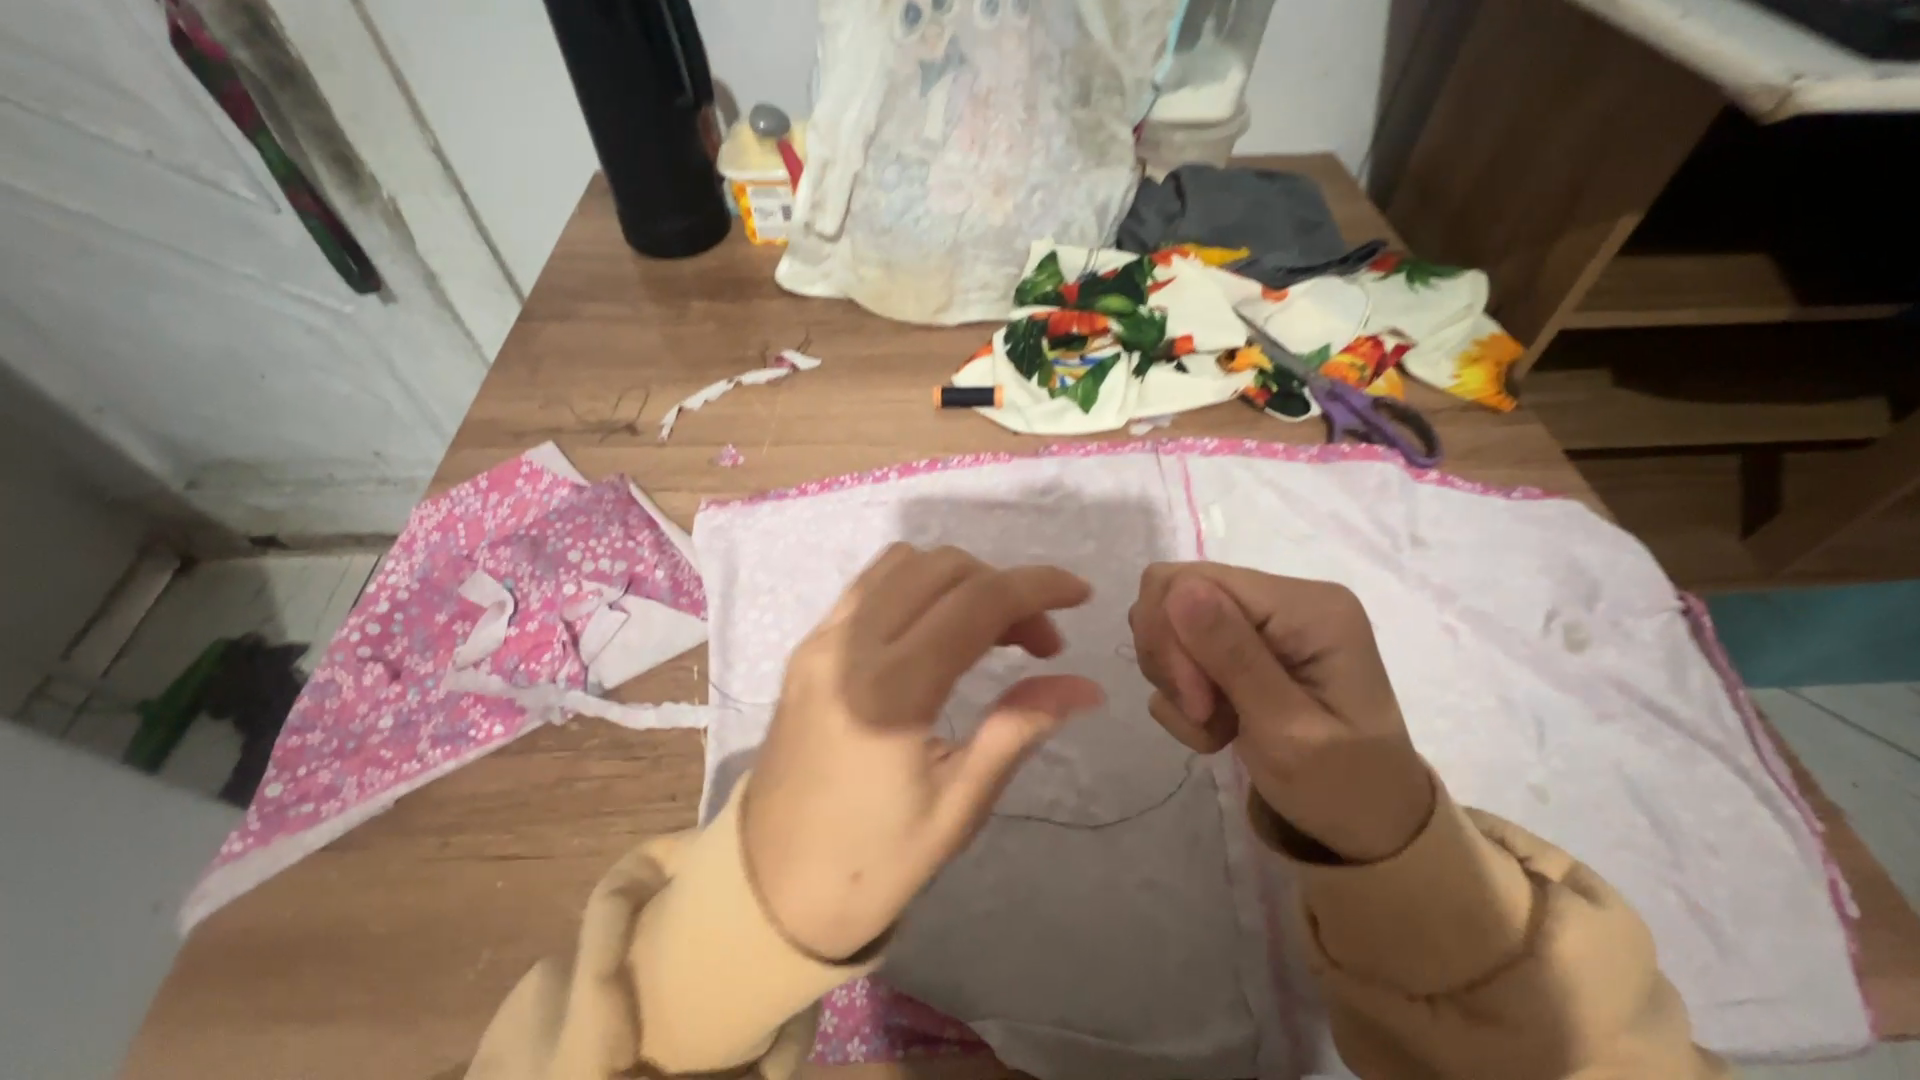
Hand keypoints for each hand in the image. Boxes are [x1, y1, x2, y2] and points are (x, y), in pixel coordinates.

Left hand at [743, 544, 1105, 960]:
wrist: (772, 889)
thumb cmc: (874, 863)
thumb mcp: (958, 808)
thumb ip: (1018, 730)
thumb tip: (1087, 685)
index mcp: (891, 693)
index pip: (977, 602)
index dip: (1038, 586)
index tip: (1082, 595)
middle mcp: (849, 648)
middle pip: (943, 568)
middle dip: (1004, 587)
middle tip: (1038, 644)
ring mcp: (820, 642)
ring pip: (902, 564)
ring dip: (959, 580)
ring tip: (991, 633)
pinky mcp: (805, 649)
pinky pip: (869, 587)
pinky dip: (916, 587)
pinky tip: (937, 632)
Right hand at [1129, 565, 1433, 863]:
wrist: (1367, 825)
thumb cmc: (1340, 784)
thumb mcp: (1288, 731)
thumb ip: (1234, 658)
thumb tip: (1181, 588)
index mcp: (1307, 606)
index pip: (1194, 580)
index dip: (1174, 638)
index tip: (1199, 704)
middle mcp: (1284, 598)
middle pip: (1173, 593)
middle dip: (1172, 660)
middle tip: (1202, 716)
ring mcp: (1263, 622)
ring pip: (1169, 623)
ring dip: (1176, 682)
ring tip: (1214, 727)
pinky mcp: (1242, 646)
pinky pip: (1179, 651)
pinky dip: (1182, 695)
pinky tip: (1216, 727)